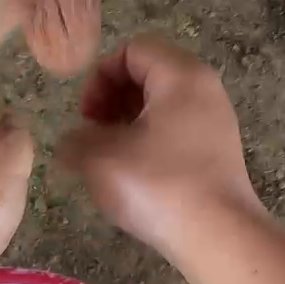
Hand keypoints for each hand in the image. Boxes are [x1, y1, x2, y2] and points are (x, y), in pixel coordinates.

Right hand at [56, 36, 264, 255]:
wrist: (214, 233)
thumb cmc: (156, 185)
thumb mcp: (99, 158)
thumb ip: (74, 140)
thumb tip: (70, 141)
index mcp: (180, 76)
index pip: (132, 50)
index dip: (99, 77)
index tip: (85, 116)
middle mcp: (203, 89)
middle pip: (147, 74)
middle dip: (110, 99)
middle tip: (91, 134)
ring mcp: (213, 121)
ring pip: (159, 105)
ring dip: (125, 124)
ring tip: (106, 157)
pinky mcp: (214, 151)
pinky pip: (172, 130)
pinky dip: (145, 141)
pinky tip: (131, 175)